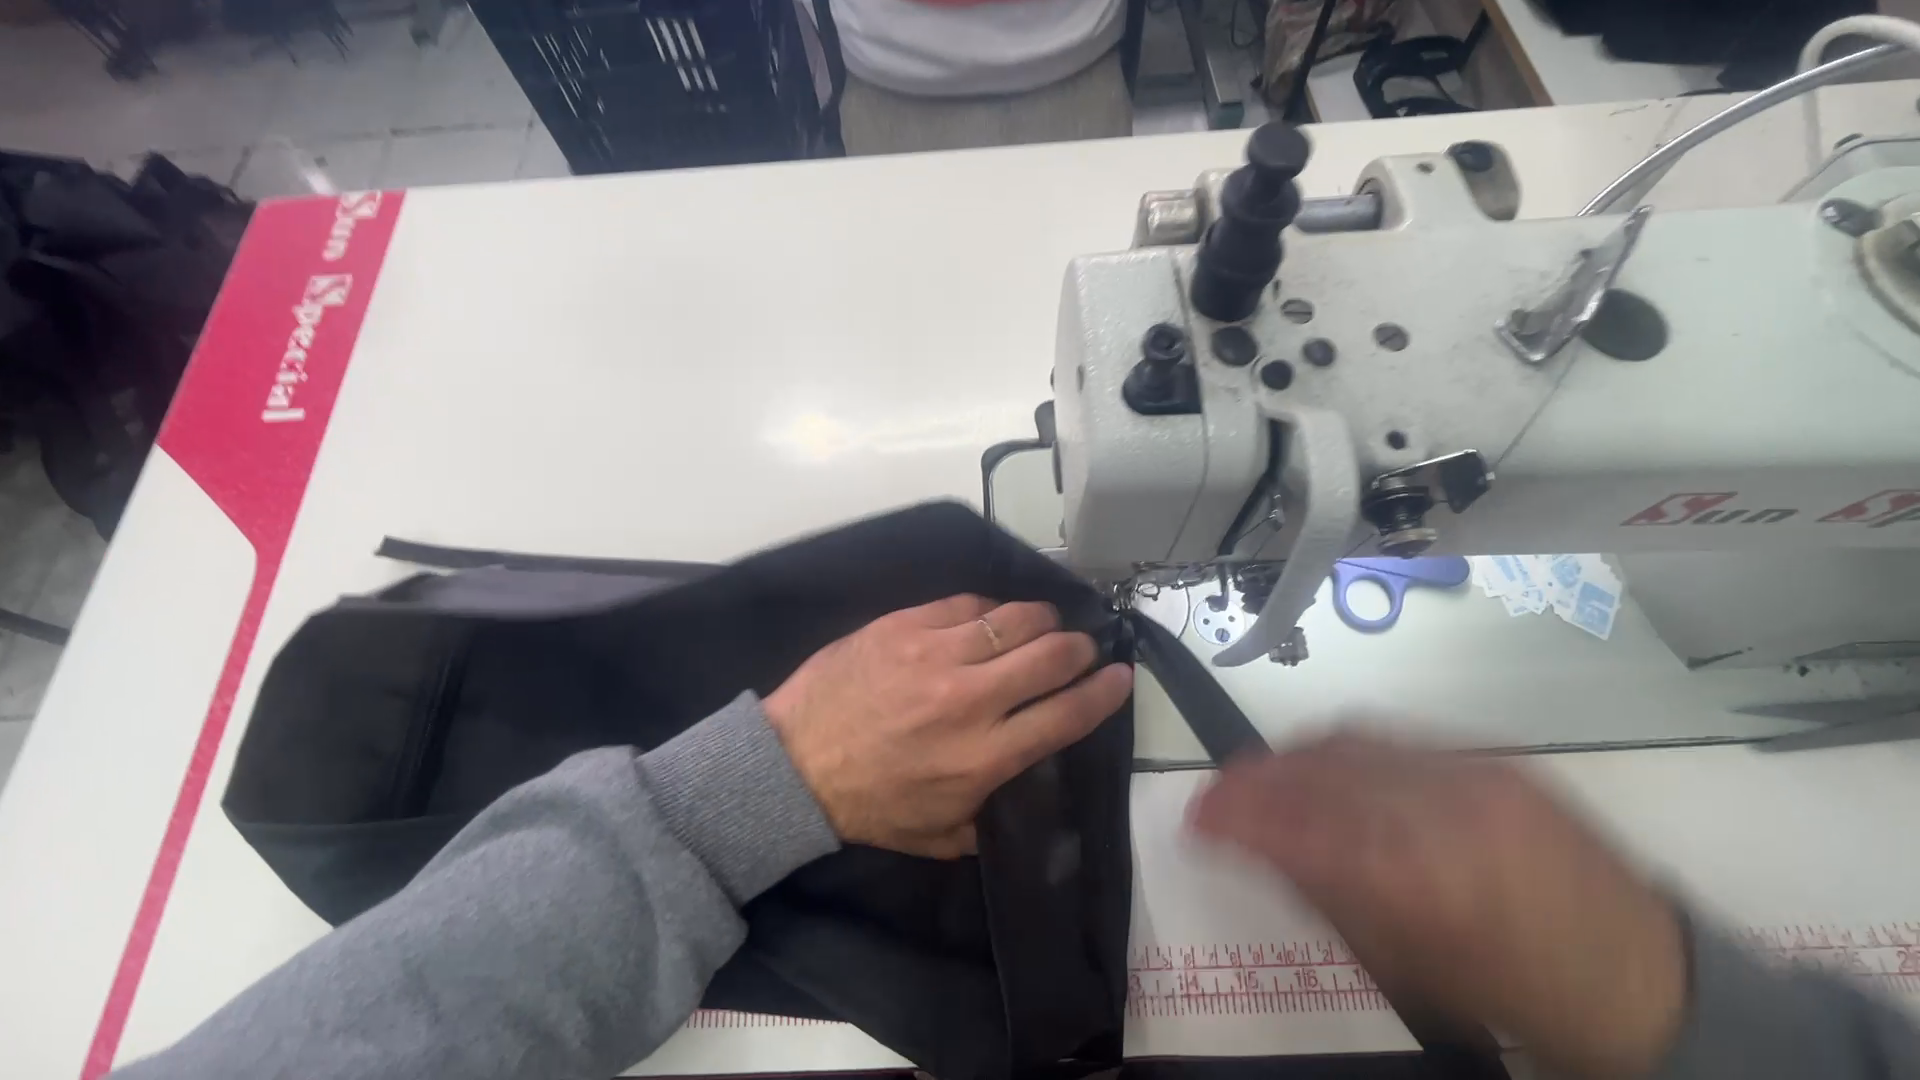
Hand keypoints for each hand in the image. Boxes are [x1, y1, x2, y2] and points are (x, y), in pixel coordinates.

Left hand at [763, 594, 1131, 858]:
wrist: (794, 767)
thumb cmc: (869, 807)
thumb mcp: (941, 837)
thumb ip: (994, 817)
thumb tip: (1027, 788)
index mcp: (986, 757)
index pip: (1067, 714)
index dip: (1104, 691)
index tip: (1121, 676)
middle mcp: (971, 699)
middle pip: (1051, 655)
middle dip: (1079, 647)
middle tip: (1081, 646)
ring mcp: (935, 655)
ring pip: (1013, 618)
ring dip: (1041, 619)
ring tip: (1045, 622)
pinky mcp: (903, 626)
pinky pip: (963, 603)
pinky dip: (988, 608)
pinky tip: (991, 616)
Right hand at [1191, 733, 1685, 1079]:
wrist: (1640, 981)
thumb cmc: (1509, 995)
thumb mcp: (1399, 966)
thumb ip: (1319, 893)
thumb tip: (1258, 844)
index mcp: (1407, 877)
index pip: (1288, 824)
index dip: (1228, 813)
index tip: (1195, 817)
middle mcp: (1434, 808)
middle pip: (1310, 770)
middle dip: (1249, 777)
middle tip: (1218, 794)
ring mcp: (1467, 774)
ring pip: (1346, 740)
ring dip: (1290, 755)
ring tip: (1264, 774)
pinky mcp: (1491, 758)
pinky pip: (1392, 736)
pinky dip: (1341, 746)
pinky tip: (1324, 763)